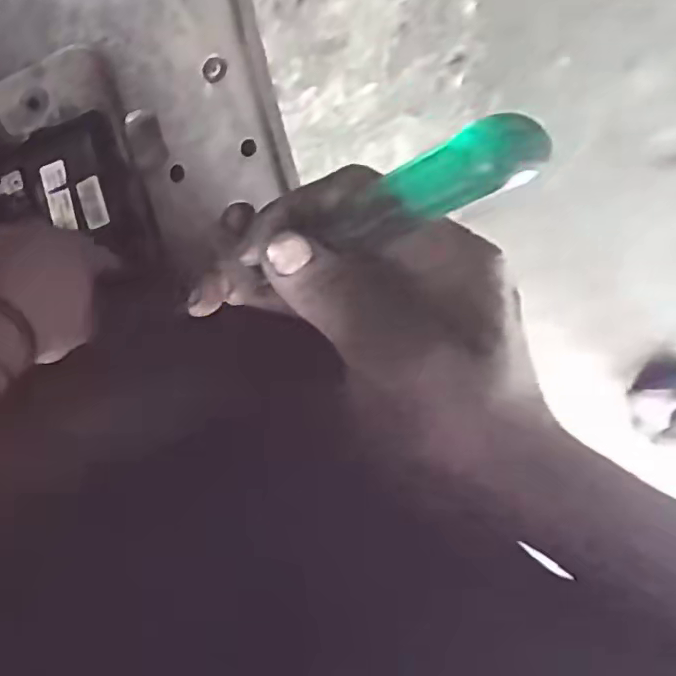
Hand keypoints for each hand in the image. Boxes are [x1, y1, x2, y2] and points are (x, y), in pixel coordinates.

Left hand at [0, 222, 116, 369]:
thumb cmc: (42, 329)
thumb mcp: (82, 330)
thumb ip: (91, 310)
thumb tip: (89, 306)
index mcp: (83, 250)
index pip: (104, 260)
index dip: (104, 278)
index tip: (102, 291)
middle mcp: (48, 232)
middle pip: (62, 247)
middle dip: (63, 265)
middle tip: (61, 290)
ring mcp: (9, 234)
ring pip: (27, 247)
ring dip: (29, 263)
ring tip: (27, 290)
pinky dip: (1, 269)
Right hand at [191, 165, 551, 445]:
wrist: (471, 480)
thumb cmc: (450, 417)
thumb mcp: (399, 354)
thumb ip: (340, 294)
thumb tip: (277, 245)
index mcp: (430, 250)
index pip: (355, 195)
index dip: (296, 211)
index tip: (251, 251)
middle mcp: (393, 259)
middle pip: (313, 226)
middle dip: (258, 247)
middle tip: (216, 284)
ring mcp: (362, 290)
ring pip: (292, 259)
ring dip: (243, 271)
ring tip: (204, 298)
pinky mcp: (337, 321)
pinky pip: (286, 293)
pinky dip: (248, 293)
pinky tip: (212, 304)